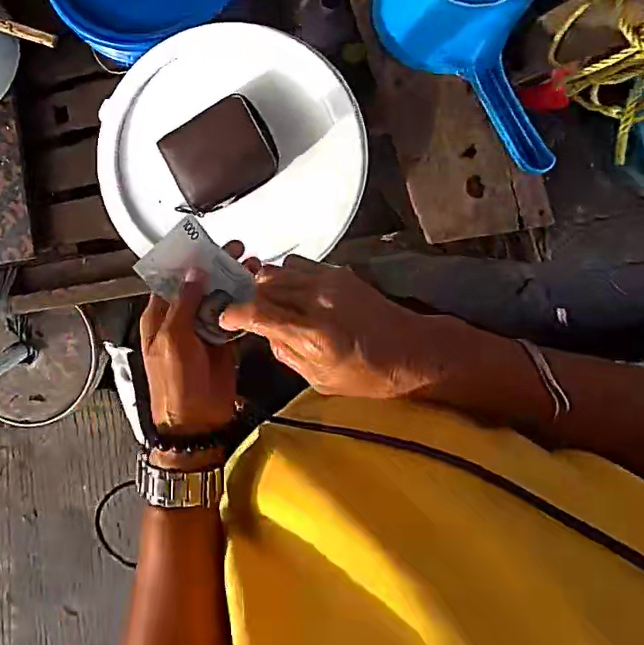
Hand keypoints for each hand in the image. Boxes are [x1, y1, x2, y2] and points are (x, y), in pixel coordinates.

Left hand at [139, 242, 260, 438]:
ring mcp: (203, 331)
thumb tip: (194, 273)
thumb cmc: (174, 381)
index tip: (207, 244)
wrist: (196, 422)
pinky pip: (233, 319)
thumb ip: (184, 305)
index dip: (190, 262)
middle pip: (199, 287)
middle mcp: (180, 320)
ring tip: (252, 265)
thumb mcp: (172, 339)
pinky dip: (244, 306)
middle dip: (216, 268)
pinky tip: (257, 291)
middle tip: (237, 249)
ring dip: (233, 283)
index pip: (173, 280)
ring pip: (218, 300)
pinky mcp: (223, 344)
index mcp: (159, 316)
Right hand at [220, 256, 441, 399]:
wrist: (417, 351)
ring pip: (275, 271)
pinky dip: (285, 275)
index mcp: (313, 335)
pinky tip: (291, 290)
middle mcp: (317, 302)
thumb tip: (264, 334)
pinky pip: (295, 264)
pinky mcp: (337, 272)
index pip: (257, 312)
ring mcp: (328, 282)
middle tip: (246, 311)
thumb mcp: (321, 380)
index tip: (226, 317)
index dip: (234, 312)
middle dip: (247, 298)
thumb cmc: (371, 375)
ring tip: (268, 300)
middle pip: (261, 286)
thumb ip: (285, 354)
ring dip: (264, 285)